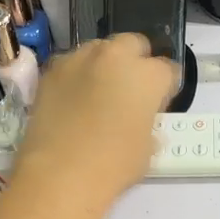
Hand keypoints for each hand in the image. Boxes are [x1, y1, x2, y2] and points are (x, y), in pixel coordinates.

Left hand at [13, 33, 179, 206]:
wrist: (61, 174)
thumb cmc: (113, 165)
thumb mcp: (147, 149)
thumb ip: (148, 124)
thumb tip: (140, 120)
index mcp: (147, 76)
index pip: (168, 69)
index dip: (166, 87)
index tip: (159, 103)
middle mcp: (115, 57)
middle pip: (133, 44)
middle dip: (136, 62)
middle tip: (130, 91)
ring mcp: (79, 59)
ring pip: (99, 50)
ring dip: (104, 66)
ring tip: (99, 94)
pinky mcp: (51, 71)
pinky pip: (71, 65)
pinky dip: (77, 77)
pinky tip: (73, 101)